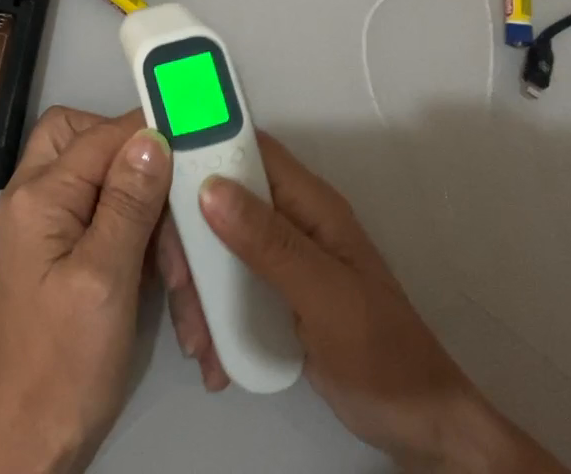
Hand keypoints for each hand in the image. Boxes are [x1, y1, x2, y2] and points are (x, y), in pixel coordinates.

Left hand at [0, 107, 172, 473]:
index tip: (198, 140)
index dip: (146, 132)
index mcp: (37, 197)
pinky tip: (161, 267)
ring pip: (94, 176)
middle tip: (176, 192)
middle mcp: (32, 198)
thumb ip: (127, 204)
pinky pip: (96, 213)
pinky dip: (132, 231)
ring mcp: (43, 224)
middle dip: (132, 157)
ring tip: (175, 252)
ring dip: (139, 202)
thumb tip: (149, 137)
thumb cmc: (69, 359)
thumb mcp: (105, 278)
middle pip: (80, 139)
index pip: (96, 136)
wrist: (35, 427)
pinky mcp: (59, 250)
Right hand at [161, 131, 565, 472]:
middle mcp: (287, 219)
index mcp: (308, 205)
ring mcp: (274, 255)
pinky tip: (208, 353)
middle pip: (213, 198)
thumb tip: (207, 187)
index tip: (151, 169)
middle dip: (183, 239)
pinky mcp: (264, 291)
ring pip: (208, 245)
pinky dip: (205, 313)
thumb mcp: (325, 298)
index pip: (245, 148)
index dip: (198, 144)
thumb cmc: (382, 356)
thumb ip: (269, 243)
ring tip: (195, 341)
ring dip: (192, 288)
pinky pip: (218, 284)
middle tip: (174, 284)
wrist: (418, 427)